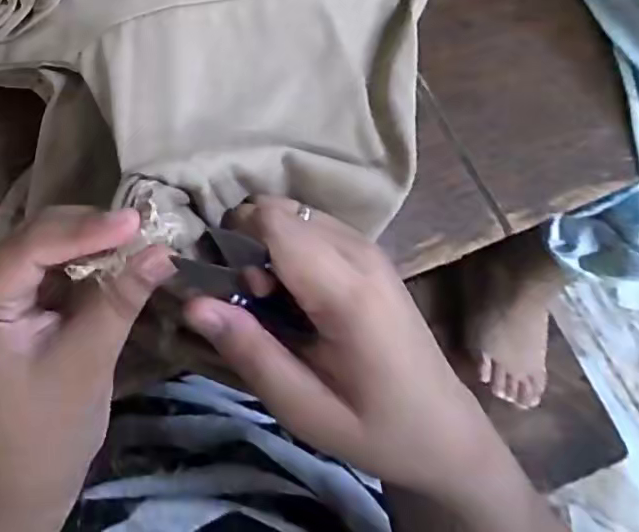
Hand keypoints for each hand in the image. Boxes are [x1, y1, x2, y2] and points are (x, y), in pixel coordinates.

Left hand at [0, 207, 173, 527]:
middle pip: (43, 233)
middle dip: (92, 226)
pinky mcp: (36, 291)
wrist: (33, 472)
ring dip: (97, 234)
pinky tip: (124, 251)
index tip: (133, 222)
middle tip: (143, 225)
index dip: (84, 229)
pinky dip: (97, 252)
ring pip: (56, 237)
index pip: (34, 246)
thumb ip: (120, 300)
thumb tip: (162, 251)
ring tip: (139, 234)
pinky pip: (66, 257)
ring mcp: (13, 283)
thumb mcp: (88, 361)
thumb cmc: (51, 425)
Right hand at [180, 197, 559, 530]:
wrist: (446, 431)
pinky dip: (286, 242)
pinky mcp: (367, 247)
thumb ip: (249, 351)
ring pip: (290, 210)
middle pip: (276, 208)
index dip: (237, 242)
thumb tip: (192, 303)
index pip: (273, 220)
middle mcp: (358, 251)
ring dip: (266, 241)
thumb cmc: (375, 427)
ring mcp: (367, 244)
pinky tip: (297, 291)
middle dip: (247, 241)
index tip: (238, 290)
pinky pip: (308, 220)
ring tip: (275, 297)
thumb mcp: (305, 409)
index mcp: (346, 291)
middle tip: (254, 299)